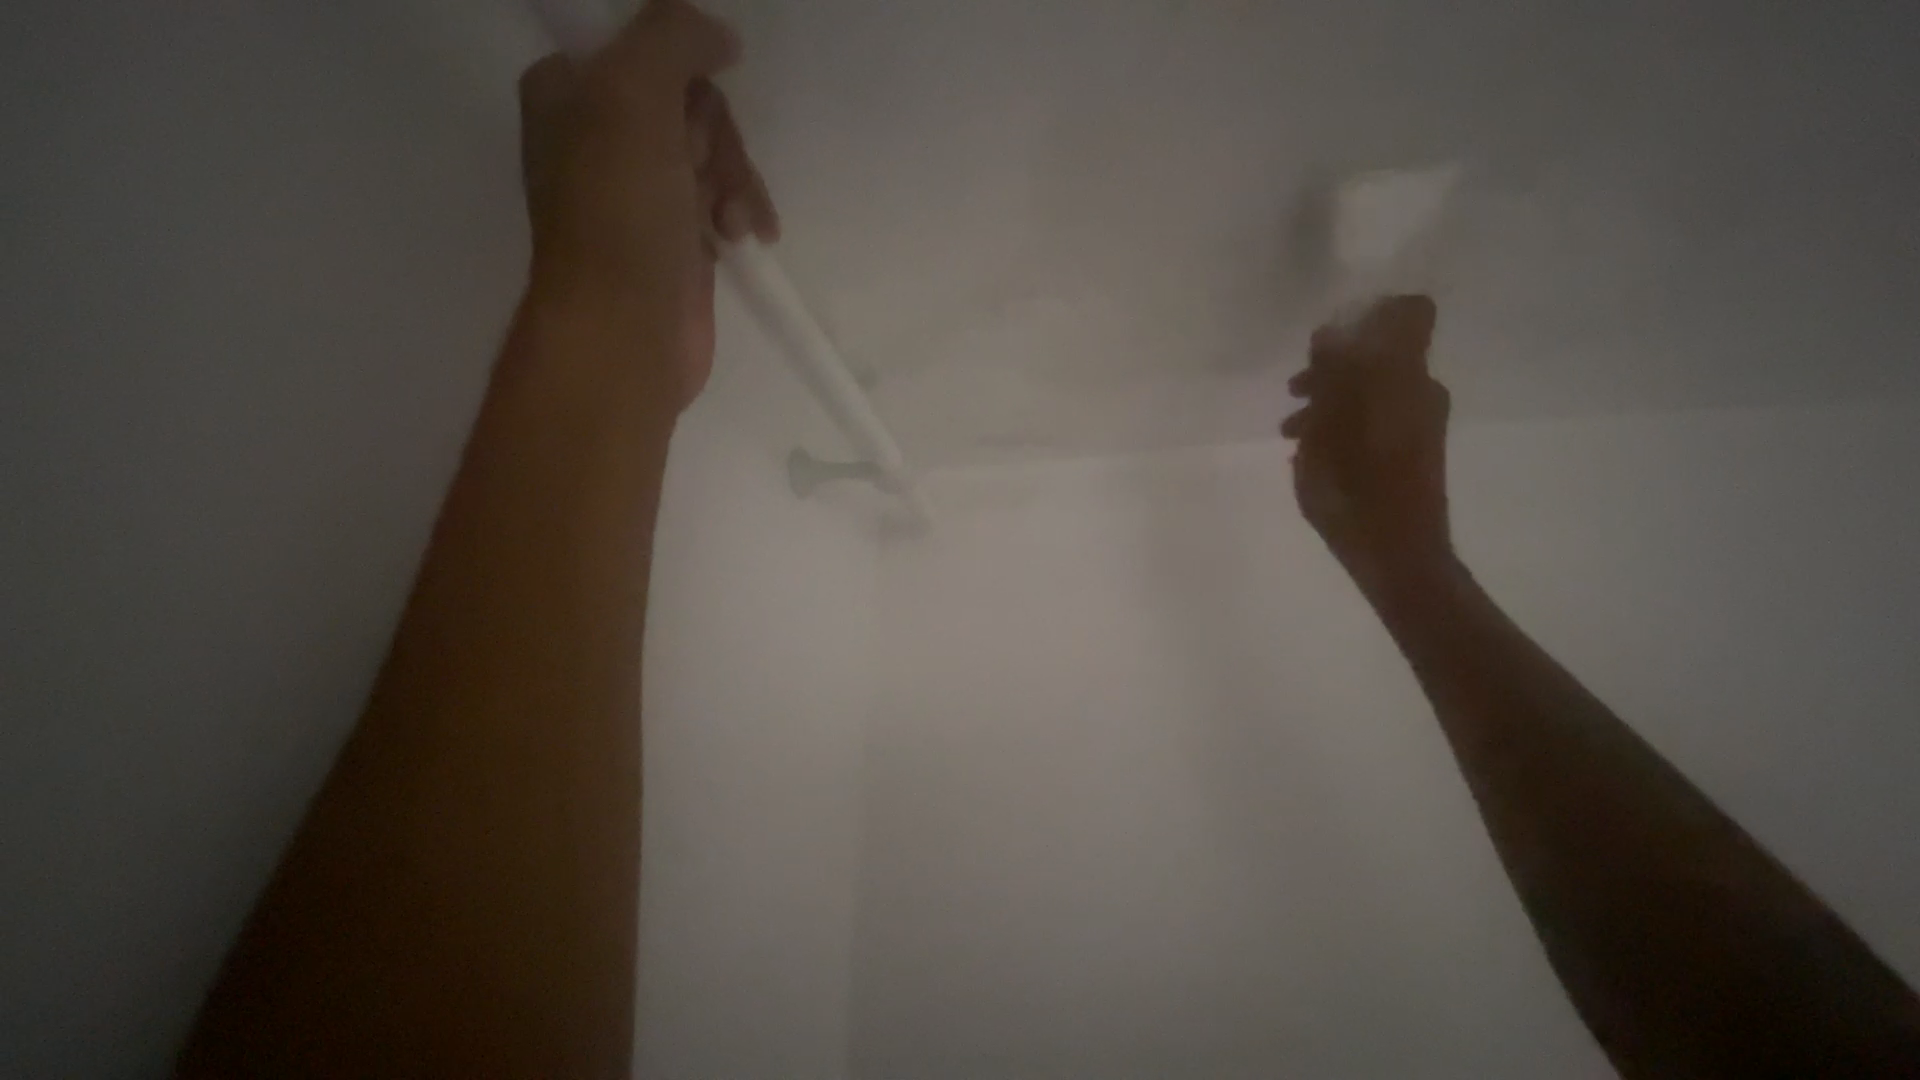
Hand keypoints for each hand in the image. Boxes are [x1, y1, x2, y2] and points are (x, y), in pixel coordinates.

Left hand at [517, 0, 779, 411]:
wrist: (627, 332)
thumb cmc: (620, 213)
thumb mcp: (635, 94)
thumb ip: (674, 37)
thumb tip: (720, 35)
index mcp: (570, 92)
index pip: (652, 51)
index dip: (687, 83)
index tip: (691, 120)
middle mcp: (602, 137)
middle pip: (692, 106)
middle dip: (718, 143)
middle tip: (705, 177)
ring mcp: (643, 194)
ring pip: (714, 155)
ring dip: (736, 183)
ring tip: (732, 226)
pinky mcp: (678, 241)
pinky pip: (722, 201)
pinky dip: (742, 214)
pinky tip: (745, 240)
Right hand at [1282, 295, 1453, 590]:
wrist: (1396, 550)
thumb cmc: (1355, 484)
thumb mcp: (1329, 421)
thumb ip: (1332, 370)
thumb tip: (1331, 332)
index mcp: (1403, 374)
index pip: (1408, 310)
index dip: (1369, 312)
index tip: (1327, 337)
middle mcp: (1420, 388)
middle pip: (1380, 351)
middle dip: (1334, 364)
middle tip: (1295, 390)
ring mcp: (1418, 420)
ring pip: (1372, 387)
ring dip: (1331, 398)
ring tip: (1291, 430)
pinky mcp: (1412, 448)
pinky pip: (1375, 415)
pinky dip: (1343, 422)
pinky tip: (1312, 451)